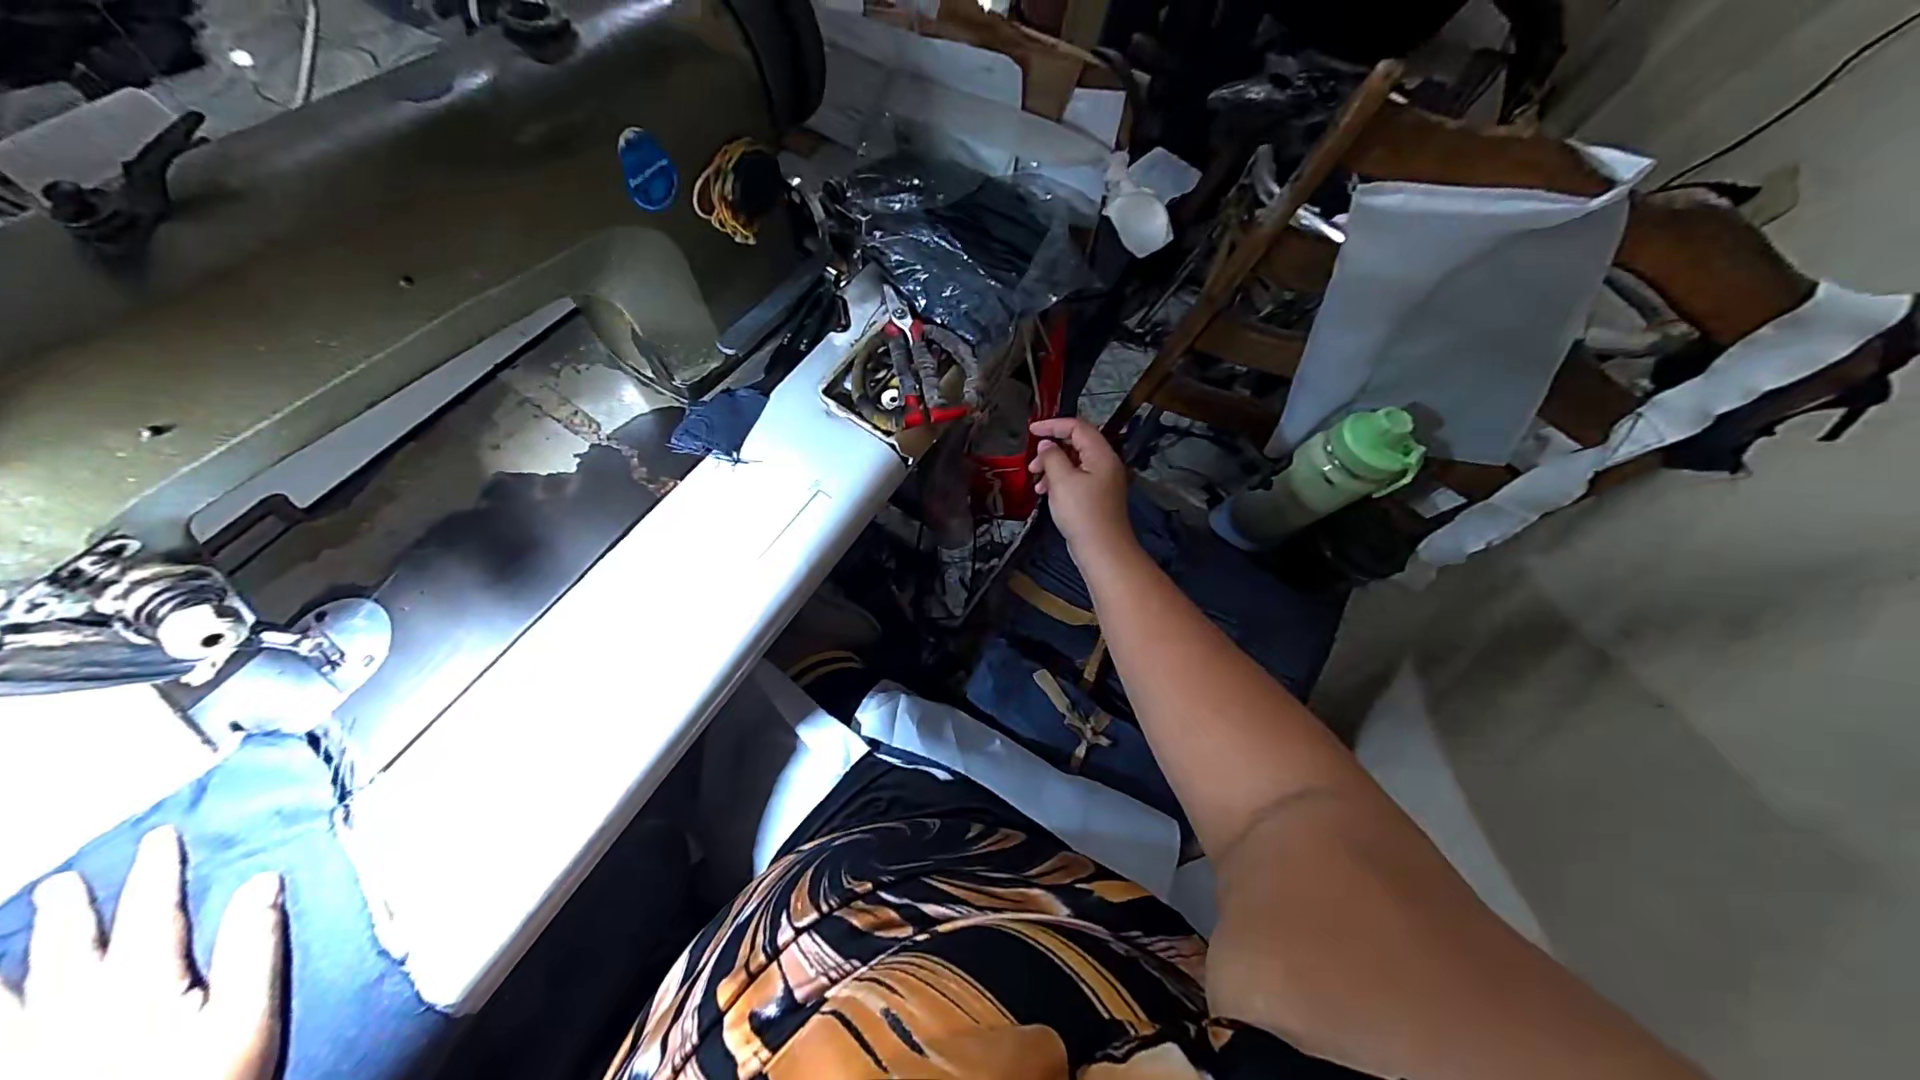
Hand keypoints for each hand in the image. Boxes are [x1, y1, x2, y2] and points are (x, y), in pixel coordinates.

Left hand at [0, 827, 284, 1079]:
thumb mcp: (244, 1019)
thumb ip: (252, 948)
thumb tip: (265, 880)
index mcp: (142, 991)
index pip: (152, 917)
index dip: (156, 875)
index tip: (160, 838)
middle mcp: (77, 1016)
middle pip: (71, 954)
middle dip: (72, 914)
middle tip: (61, 882)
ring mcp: (33, 1057)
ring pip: (10, 1001)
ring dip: (10, 965)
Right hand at [1028, 418, 1136, 560]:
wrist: (1102, 550)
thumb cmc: (1082, 513)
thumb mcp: (1061, 480)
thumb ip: (1052, 456)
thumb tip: (1046, 444)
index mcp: (1101, 454)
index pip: (1077, 426)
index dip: (1053, 425)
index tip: (1031, 430)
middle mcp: (1105, 463)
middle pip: (1076, 443)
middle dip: (1051, 449)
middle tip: (1032, 462)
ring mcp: (1103, 480)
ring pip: (1074, 462)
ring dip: (1052, 466)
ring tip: (1036, 480)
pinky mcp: (1097, 496)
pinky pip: (1076, 478)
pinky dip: (1059, 480)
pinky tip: (1045, 492)